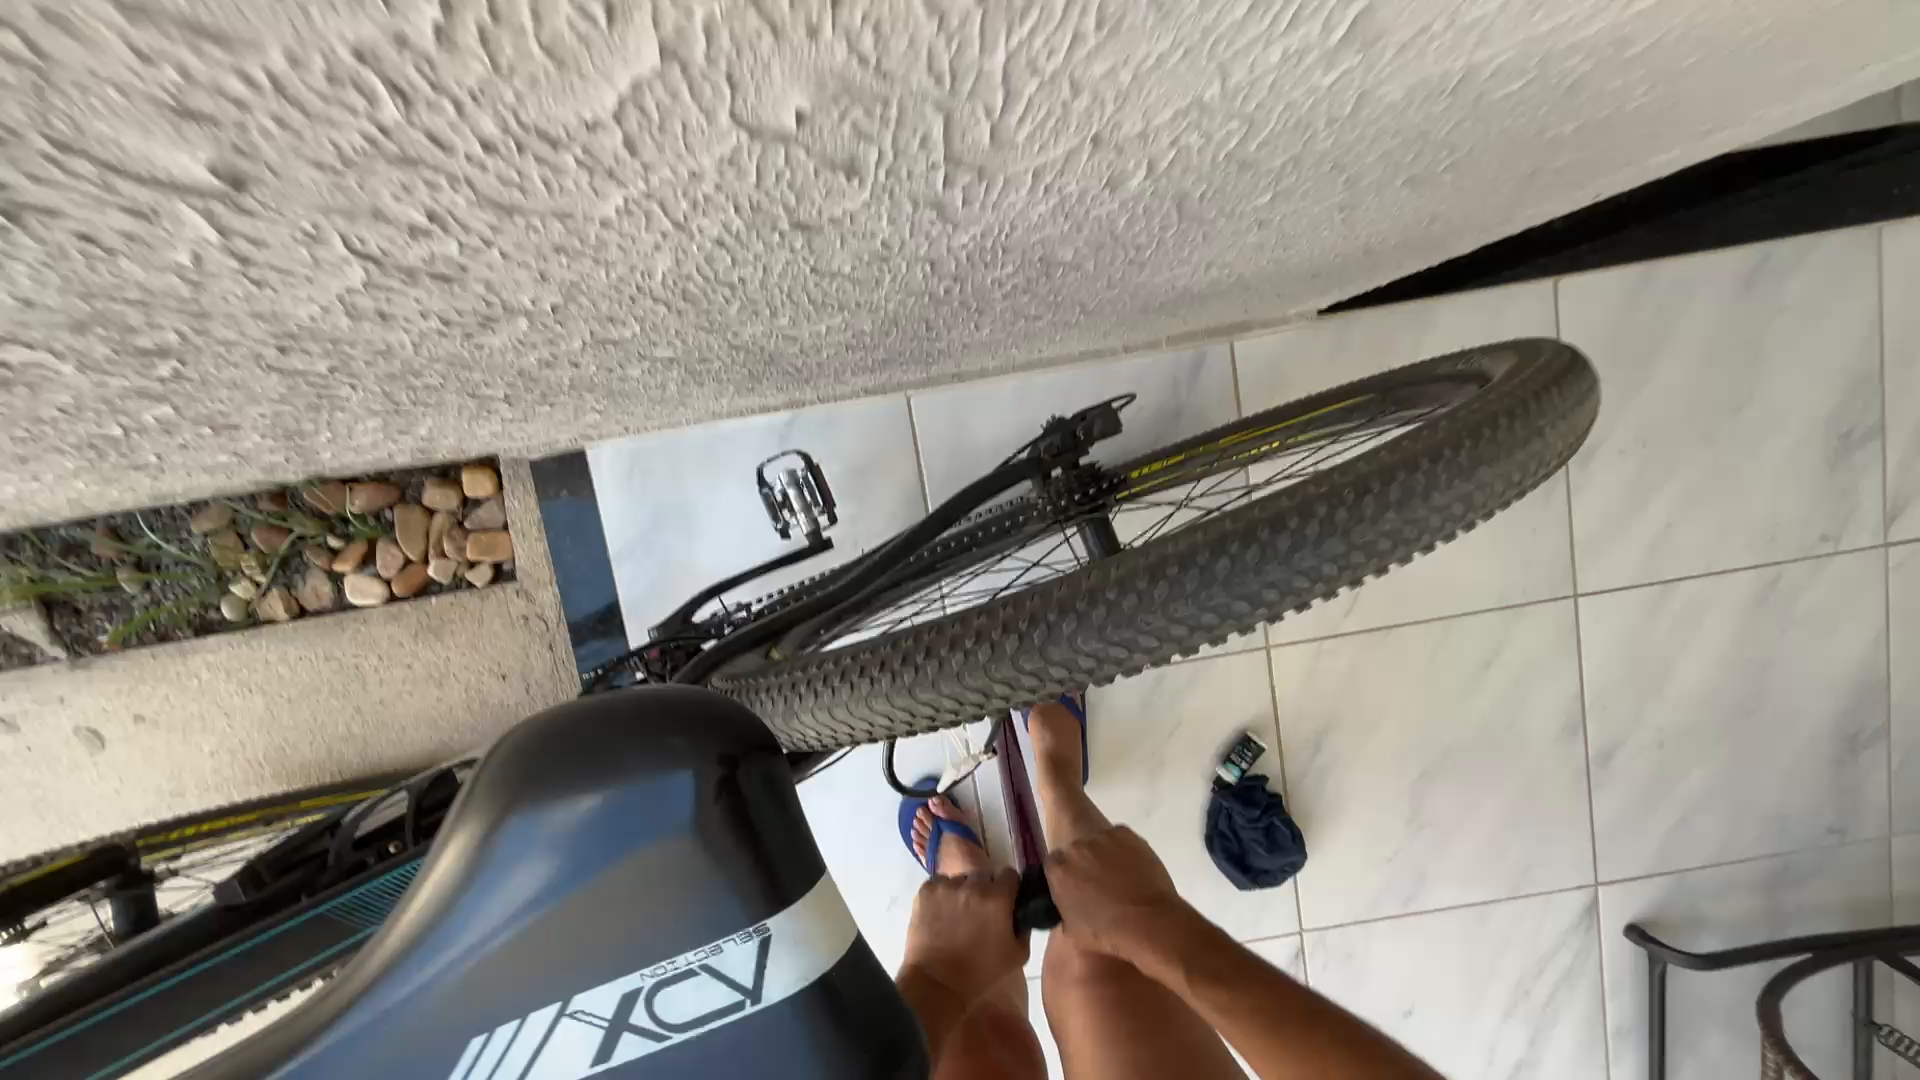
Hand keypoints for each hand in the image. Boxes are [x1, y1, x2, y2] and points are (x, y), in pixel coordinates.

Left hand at [899, 867, 1028, 1008]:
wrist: (937, 985)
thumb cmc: (981, 974)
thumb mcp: (1017, 956)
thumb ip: (1024, 928)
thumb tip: (1021, 913)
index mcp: (997, 898)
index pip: (1009, 874)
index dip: (1009, 887)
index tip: (1006, 900)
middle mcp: (972, 885)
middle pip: (983, 875)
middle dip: (985, 889)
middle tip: (981, 911)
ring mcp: (946, 886)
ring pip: (960, 879)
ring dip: (962, 892)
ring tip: (958, 914)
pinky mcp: (926, 891)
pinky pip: (939, 883)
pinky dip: (941, 894)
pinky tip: (941, 913)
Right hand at [1044, 824, 1190, 959]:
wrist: (1149, 924)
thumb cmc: (1108, 935)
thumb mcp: (1073, 930)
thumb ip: (1064, 907)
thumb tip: (1069, 901)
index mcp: (1058, 870)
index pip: (1054, 863)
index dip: (1066, 874)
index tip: (1076, 885)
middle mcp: (1075, 847)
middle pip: (1075, 849)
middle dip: (1084, 863)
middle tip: (1099, 882)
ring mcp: (1101, 837)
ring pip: (1098, 842)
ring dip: (1104, 856)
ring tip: (1120, 878)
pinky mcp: (1125, 833)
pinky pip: (1120, 839)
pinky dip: (1124, 851)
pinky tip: (1134, 869)